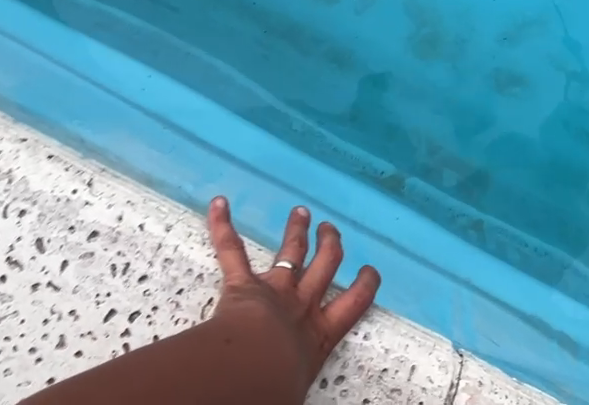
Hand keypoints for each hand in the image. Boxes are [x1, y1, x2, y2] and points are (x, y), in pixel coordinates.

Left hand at [205, 196, 381, 395]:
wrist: (251, 370)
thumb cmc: (277, 389)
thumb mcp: (295, 395)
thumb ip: (296, 390)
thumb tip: (291, 399)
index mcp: (320, 334)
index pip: (353, 304)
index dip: (364, 285)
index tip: (370, 272)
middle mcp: (303, 305)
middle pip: (326, 265)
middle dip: (330, 244)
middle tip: (330, 230)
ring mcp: (275, 289)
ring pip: (291, 252)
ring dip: (297, 231)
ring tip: (300, 213)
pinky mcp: (243, 284)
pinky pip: (231, 250)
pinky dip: (222, 226)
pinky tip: (219, 204)